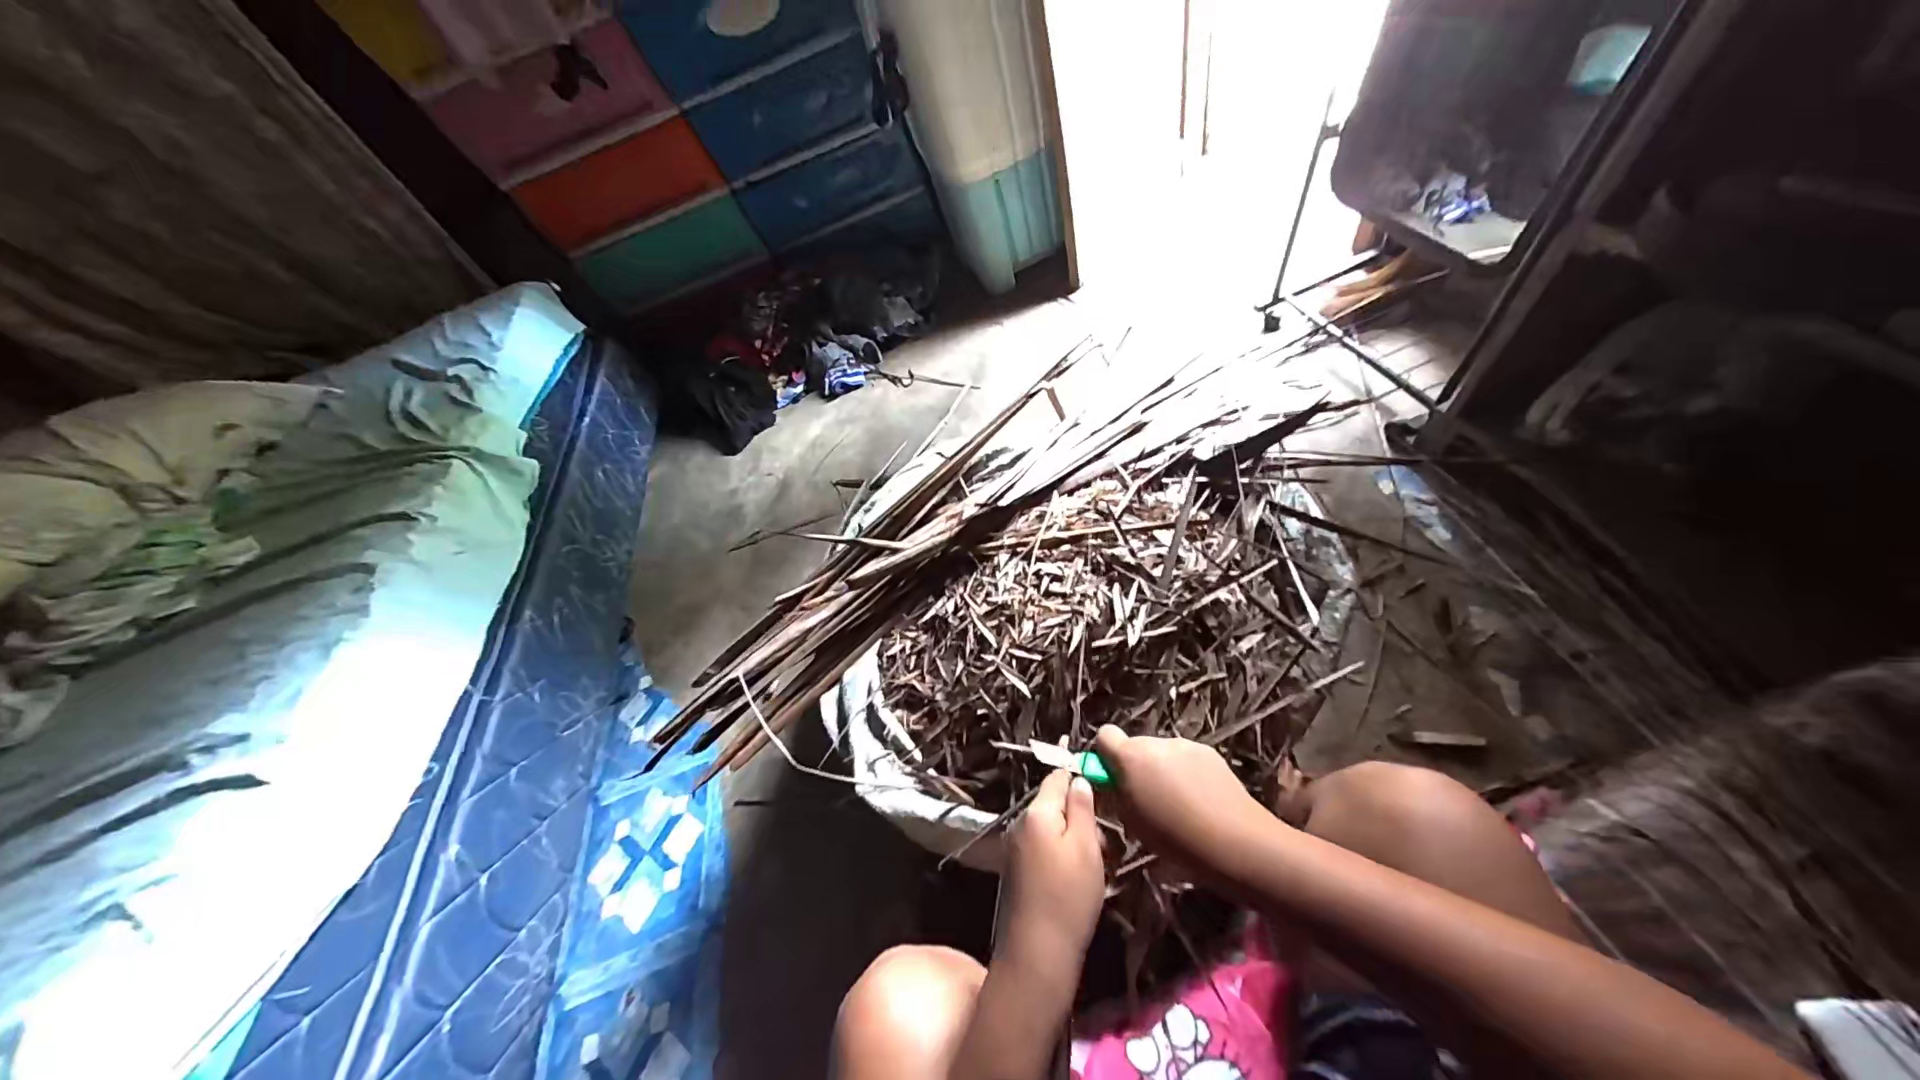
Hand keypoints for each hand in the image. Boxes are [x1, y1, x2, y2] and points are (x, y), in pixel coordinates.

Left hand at [1000, 768, 1104, 966]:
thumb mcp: (1086, 847)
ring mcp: (1015, 847)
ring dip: (1073, 838)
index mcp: (1036, 812)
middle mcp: (1020, 823)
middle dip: (1080, 816)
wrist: (1037, 951)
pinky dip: (1061, 855)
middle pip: (1054, 803)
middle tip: (1105, 845)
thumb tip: (1079, 778)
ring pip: (1050, 828)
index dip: (1080, 780)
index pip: (1057, 777)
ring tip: (1095, 866)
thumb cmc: (1068, 895)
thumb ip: (1082, 807)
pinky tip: (1076, 879)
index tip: (1104, 797)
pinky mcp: (1016, 869)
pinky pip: (1042, 847)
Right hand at [1093, 725, 1271, 872]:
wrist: (1236, 841)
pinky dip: (1186, 773)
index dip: (1106, 755)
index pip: (1104, 735)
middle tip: (1148, 799)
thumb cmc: (1175, 839)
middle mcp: (1156, 743)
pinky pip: (1186, 758)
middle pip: (1136, 746)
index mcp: (1130, 757)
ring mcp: (1185, 745)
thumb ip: (1118, 793)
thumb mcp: (1132, 821)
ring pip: (1162, 753)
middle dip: (1137, 767)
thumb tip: (1114, 782)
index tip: (1114, 779)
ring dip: (1163, 770)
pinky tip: (1200, 800)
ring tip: (1179, 803)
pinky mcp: (1209, 752)